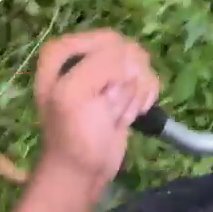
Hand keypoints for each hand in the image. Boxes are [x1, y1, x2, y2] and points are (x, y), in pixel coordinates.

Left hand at [32, 29, 160, 198]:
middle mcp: (85, 56)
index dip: (113, 65)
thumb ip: (102, 63)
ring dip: (136, 92)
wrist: (83, 172)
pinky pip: (149, 76)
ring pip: (141, 62)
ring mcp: (106, 71)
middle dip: (127, 80)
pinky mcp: (124, 86)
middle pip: (128, 48)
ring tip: (118, 114)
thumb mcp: (74, 92)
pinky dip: (146, 97)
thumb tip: (133, 63)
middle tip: (110, 104)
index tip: (104, 91)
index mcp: (63, 52)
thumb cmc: (74, 134)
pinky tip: (132, 115)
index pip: (107, 39)